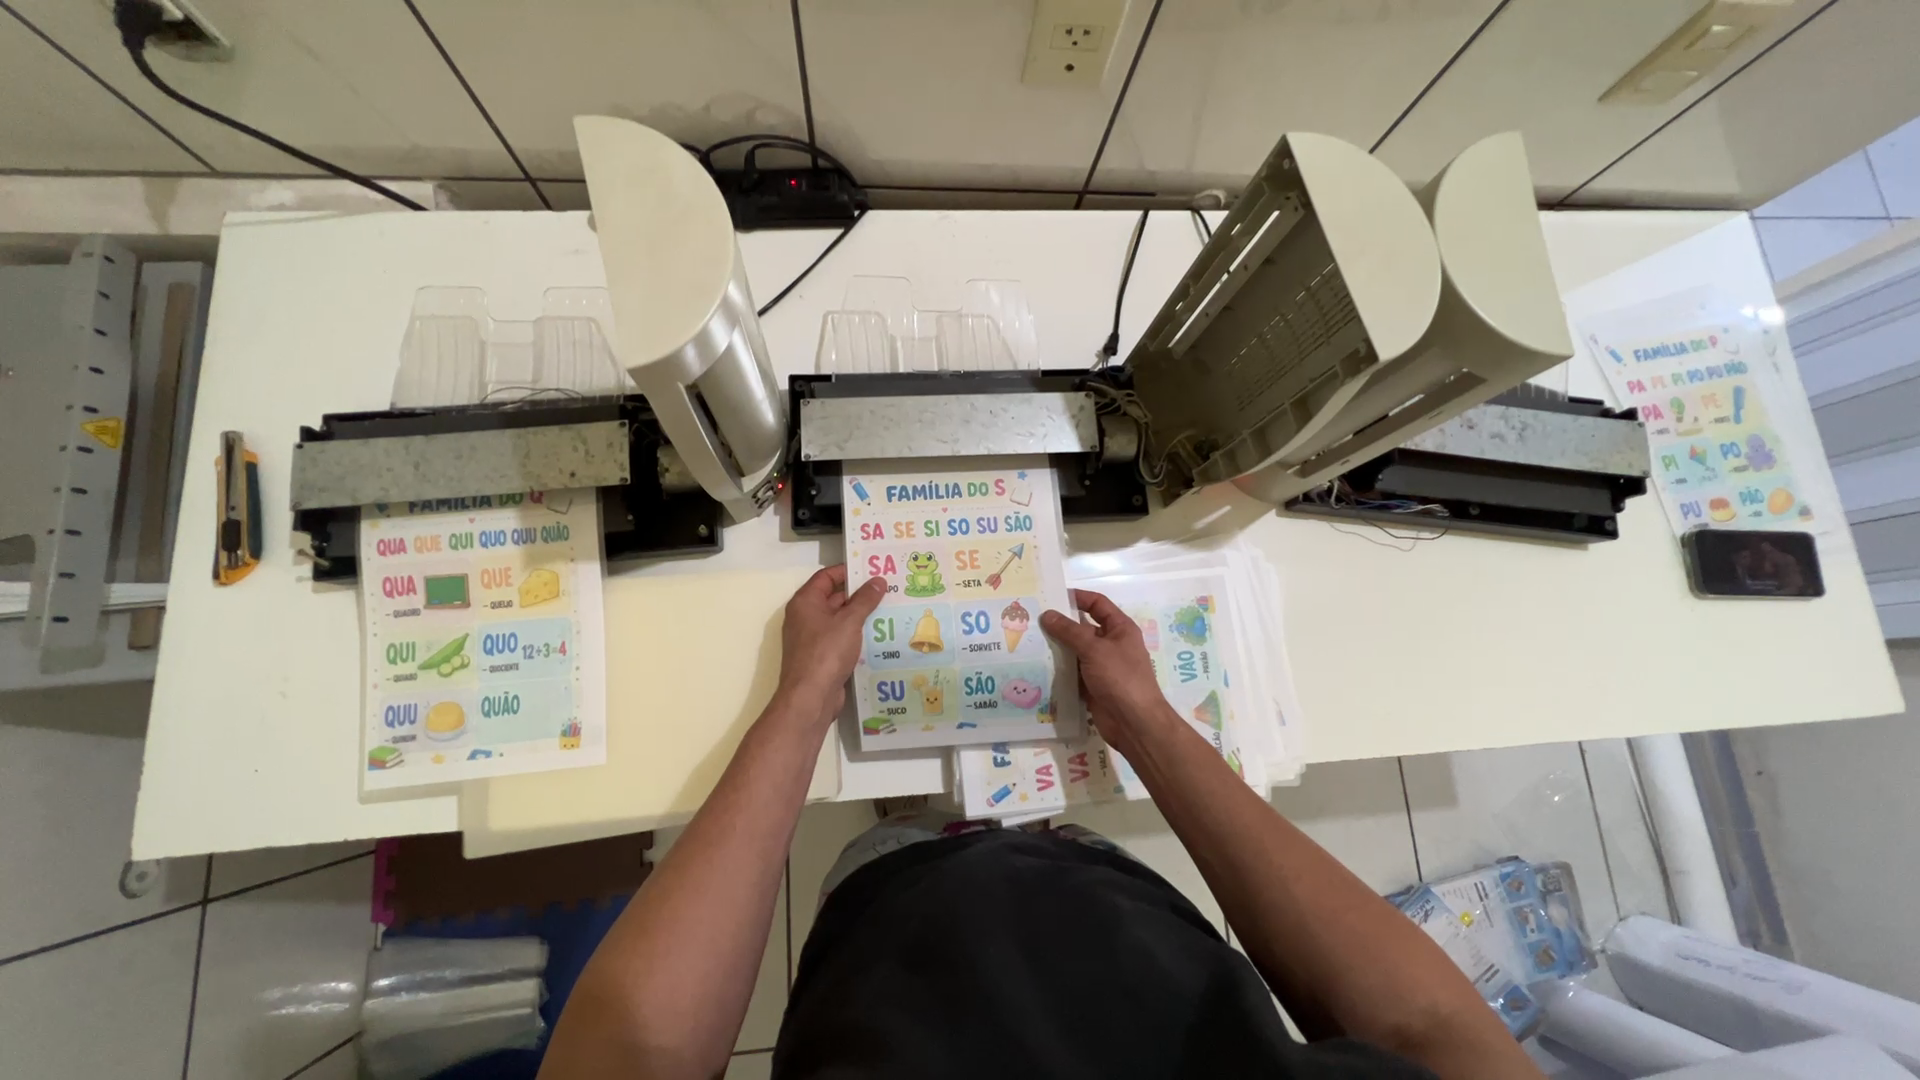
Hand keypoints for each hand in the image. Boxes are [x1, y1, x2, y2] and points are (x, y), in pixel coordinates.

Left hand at [775, 565, 887, 725]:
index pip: (826, 577)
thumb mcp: (849, 622)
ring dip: (861, 616)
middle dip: (859, 594)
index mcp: (805, 602)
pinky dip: (857, 635)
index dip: (848, 571)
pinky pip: (841, 638)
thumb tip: (878, 581)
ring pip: (840, 620)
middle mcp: (805, 617)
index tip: (873, 570)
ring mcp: (812, 638)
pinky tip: (880, 635)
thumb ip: (865, 600)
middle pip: (834, 598)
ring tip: (890, 609)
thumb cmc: (827, 652)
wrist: (811, 697)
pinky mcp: (822, 657)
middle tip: (888, 589)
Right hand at [1040, 589, 1175, 753]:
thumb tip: (1047, 615)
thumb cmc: (1120, 678)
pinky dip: (1058, 671)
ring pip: (1075, 652)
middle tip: (1031, 621)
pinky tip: (1036, 668)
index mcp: (1119, 629)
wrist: (1134, 723)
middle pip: (1082, 628)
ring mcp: (1101, 667)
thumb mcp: (1094, 649)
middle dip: (1060, 625)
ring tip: (1027, 643)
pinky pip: (1072, 673)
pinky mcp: (1092, 686)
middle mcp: (1111, 644)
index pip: (1097, 604)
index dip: (1077, 597)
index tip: (1052, 596)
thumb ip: (1069, 631)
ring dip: (1056, 649)